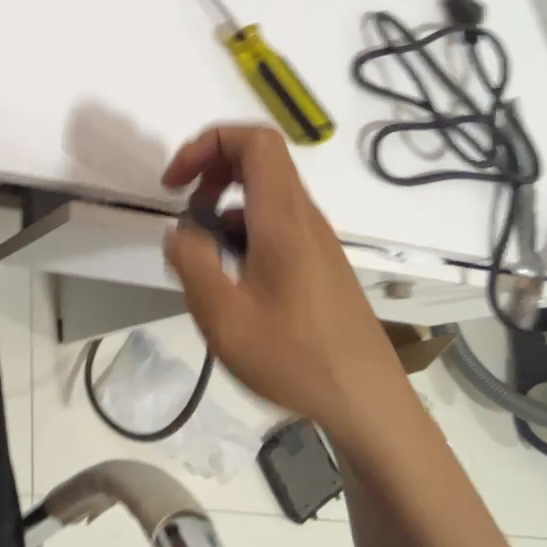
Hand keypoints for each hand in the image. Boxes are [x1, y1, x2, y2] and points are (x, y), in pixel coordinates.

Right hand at [161, 126, 410, 438]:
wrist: (368, 405)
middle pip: (258, 159)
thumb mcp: (224, 317)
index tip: (177, 181)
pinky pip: (274, 222)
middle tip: (181, 204)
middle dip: (209, 168)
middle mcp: (304, 219)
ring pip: (264, 192)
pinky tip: (228, 275)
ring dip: (222, 203)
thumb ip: (191, 263)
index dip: (209, 143)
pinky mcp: (318, 263)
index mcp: (283, 220)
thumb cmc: (295, 359)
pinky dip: (240, 230)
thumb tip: (178, 231)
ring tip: (200, 249)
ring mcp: (315, 241)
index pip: (255, 142)